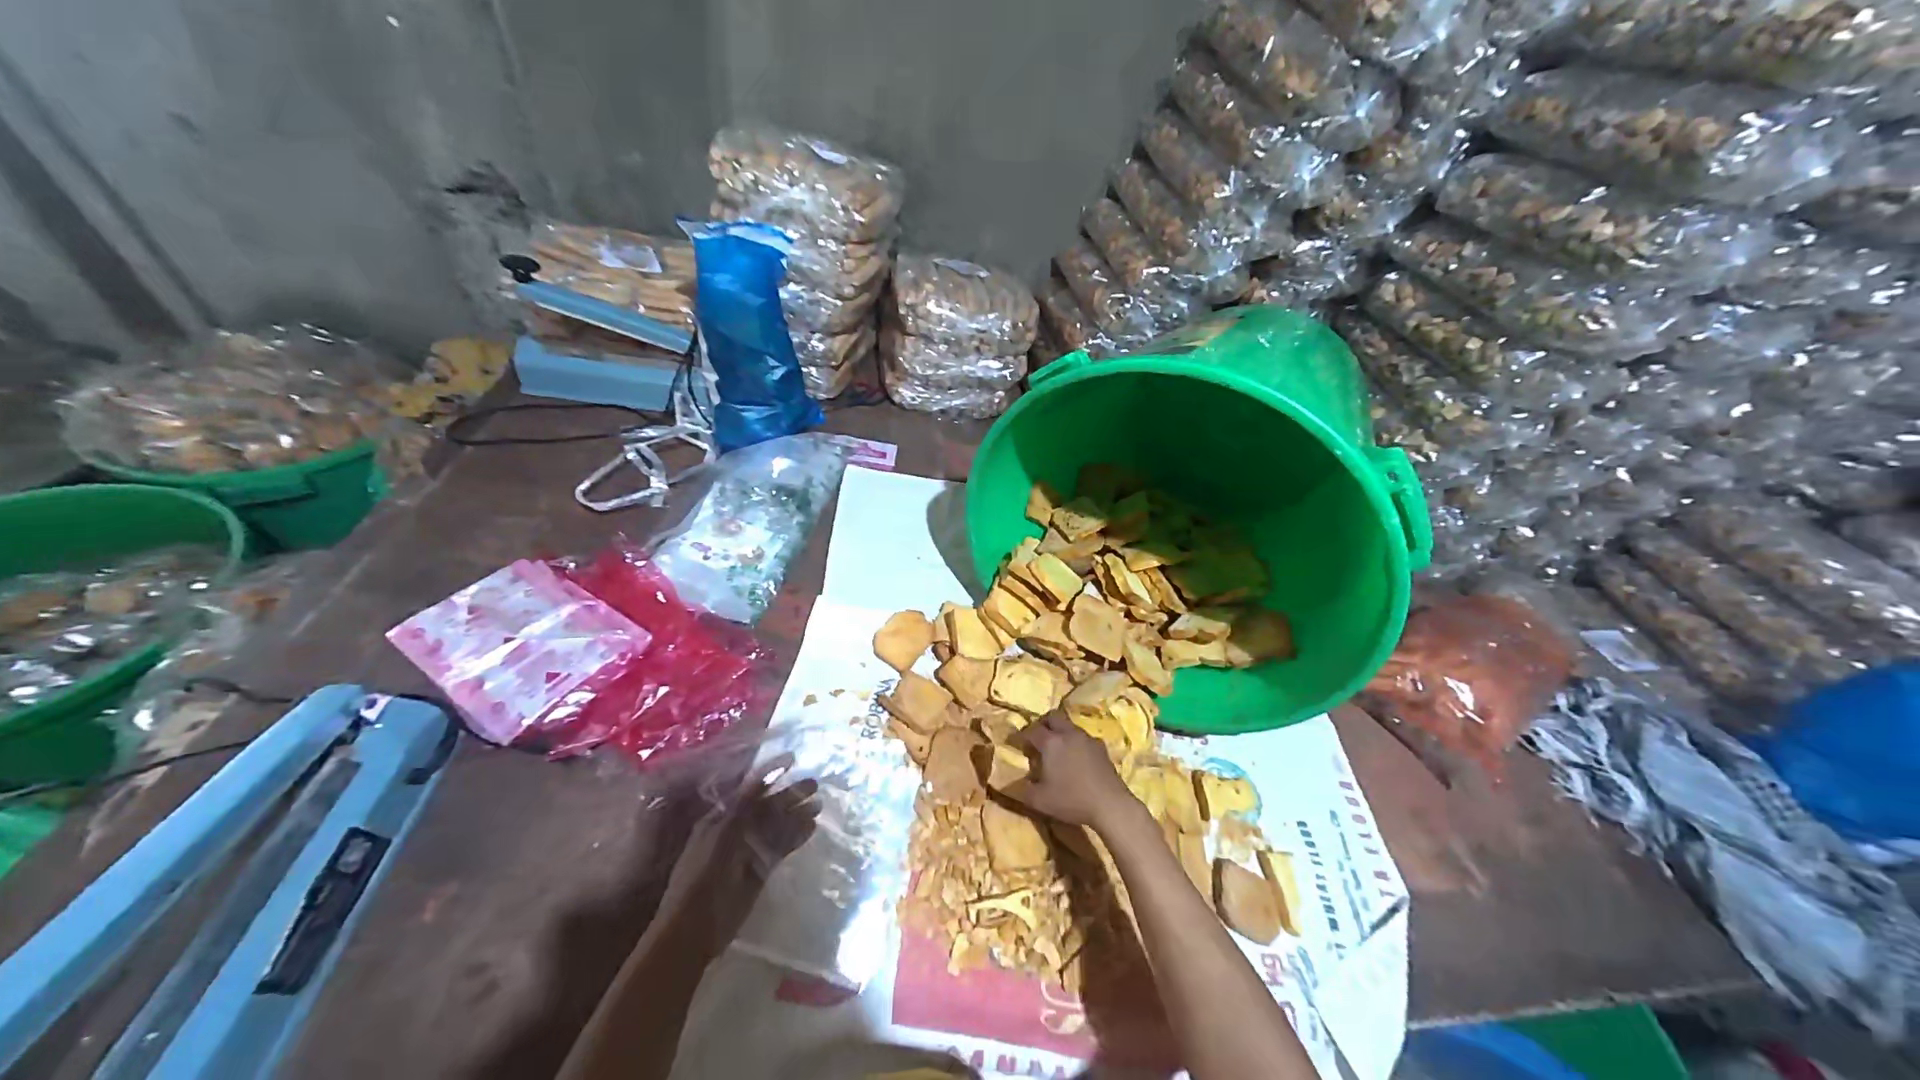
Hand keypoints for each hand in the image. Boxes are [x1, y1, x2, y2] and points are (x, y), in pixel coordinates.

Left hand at [658, 774, 819, 946]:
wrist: (693, 929)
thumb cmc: (703, 877)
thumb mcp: (722, 834)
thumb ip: (745, 805)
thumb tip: (766, 776)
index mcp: (720, 818)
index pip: (750, 789)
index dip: (770, 773)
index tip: (792, 759)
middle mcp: (735, 831)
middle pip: (766, 807)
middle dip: (789, 794)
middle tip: (815, 784)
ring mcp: (747, 852)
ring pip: (776, 827)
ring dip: (796, 815)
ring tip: (819, 805)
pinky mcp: (758, 872)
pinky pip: (780, 848)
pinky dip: (795, 837)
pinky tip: (811, 829)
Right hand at [1011, 712, 1139, 829]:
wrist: (1110, 804)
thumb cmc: (1071, 800)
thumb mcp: (1039, 800)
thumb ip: (1021, 790)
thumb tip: (1008, 784)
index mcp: (1051, 742)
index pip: (1032, 731)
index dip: (1021, 736)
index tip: (1014, 743)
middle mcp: (1069, 734)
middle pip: (1053, 717)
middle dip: (1042, 724)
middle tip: (1037, 739)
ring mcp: (1088, 739)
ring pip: (1070, 726)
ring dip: (1060, 732)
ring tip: (1056, 750)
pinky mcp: (1101, 748)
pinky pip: (1083, 738)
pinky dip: (1075, 743)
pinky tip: (1076, 759)